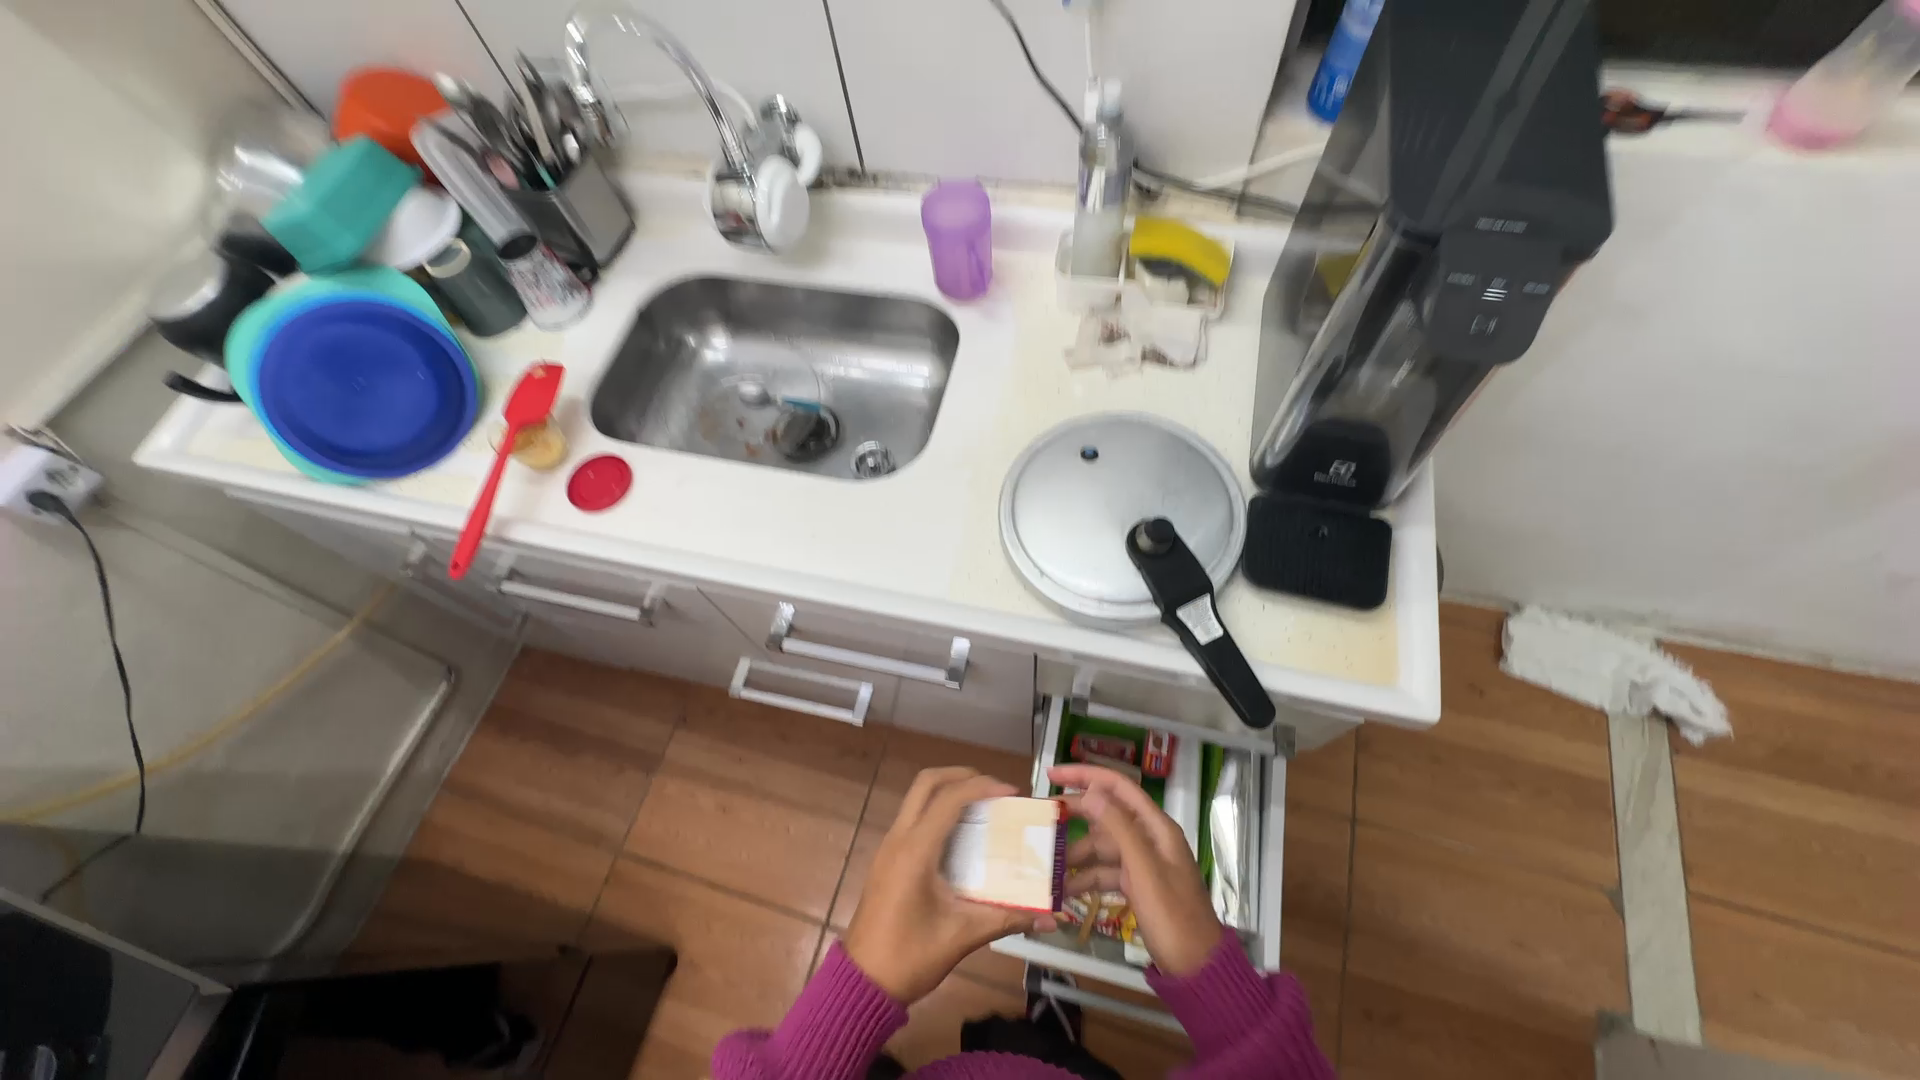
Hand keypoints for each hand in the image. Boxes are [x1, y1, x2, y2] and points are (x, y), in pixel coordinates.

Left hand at [843, 767, 1059, 1003]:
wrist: (862, 982)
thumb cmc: (909, 956)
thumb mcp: (962, 936)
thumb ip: (1007, 918)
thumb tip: (1051, 916)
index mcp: (915, 850)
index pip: (949, 799)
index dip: (983, 787)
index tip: (1014, 793)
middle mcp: (899, 838)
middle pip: (927, 783)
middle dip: (961, 775)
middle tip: (995, 788)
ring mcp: (889, 846)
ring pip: (917, 798)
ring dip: (949, 791)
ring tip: (985, 806)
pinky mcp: (888, 858)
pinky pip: (914, 817)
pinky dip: (939, 811)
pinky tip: (964, 834)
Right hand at [1050, 763, 1222, 976]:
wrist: (1196, 967)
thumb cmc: (1173, 916)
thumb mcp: (1143, 870)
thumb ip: (1119, 828)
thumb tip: (1092, 792)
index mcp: (1156, 827)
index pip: (1118, 786)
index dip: (1086, 775)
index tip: (1052, 773)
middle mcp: (1149, 838)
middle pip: (1107, 814)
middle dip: (1076, 817)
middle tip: (1041, 821)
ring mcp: (1143, 863)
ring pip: (1102, 846)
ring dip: (1077, 854)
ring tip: (1049, 865)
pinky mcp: (1137, 885)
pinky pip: (1106, 872)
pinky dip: (1087, 878)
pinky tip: (1065, 890)